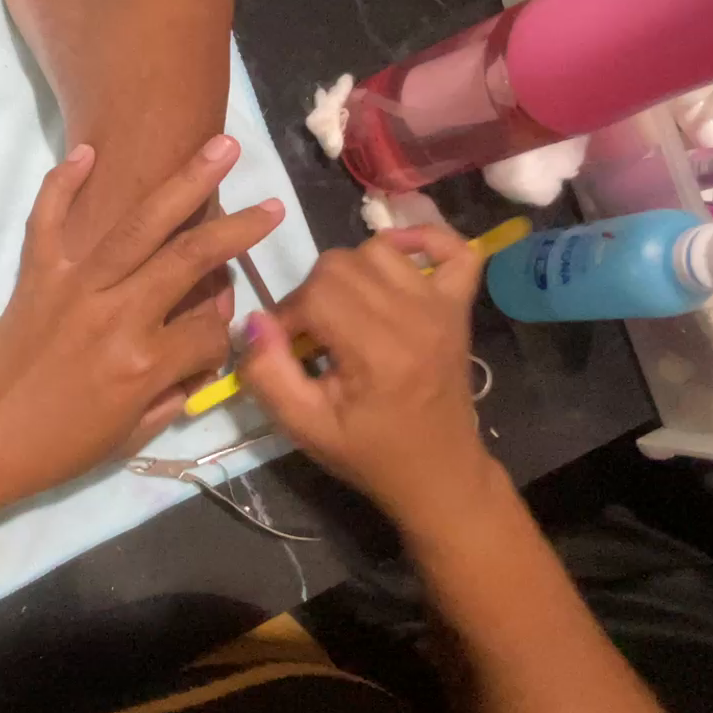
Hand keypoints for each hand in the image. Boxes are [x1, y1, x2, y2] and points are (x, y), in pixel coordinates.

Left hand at [0, 137, 282, 506]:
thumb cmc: (56, 450)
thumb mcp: (130, 437)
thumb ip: (172, 394)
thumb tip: (199, 361)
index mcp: (144, 363)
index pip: (210, 332)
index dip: (223, 338)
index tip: (214, 343)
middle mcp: (116, 315)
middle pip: (191, 259)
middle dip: (238, 230)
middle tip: (271, 204)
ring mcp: (72, 288)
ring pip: (138, 227)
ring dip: (184, 183)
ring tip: (221, 148)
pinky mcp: (34, 278)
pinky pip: (47, 221)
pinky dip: (61, 185)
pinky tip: (87, 153)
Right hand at [238, 226, 494, 518]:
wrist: (436, 472)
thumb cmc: (366, 452)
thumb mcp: (301, 426)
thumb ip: (266, 373)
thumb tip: (253, 322)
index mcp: (378, 352)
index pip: (315, 295)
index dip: (285, 317)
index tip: (285, 349)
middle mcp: (415, 317)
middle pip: (340, 264)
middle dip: (310, 294)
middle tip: (310, 335)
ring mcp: (442, 307)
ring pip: (378, 250)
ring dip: (347, 272)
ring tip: (341, 310)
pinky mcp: (459, 305)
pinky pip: (454, 247)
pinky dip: (422, 241)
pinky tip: (396, 257)